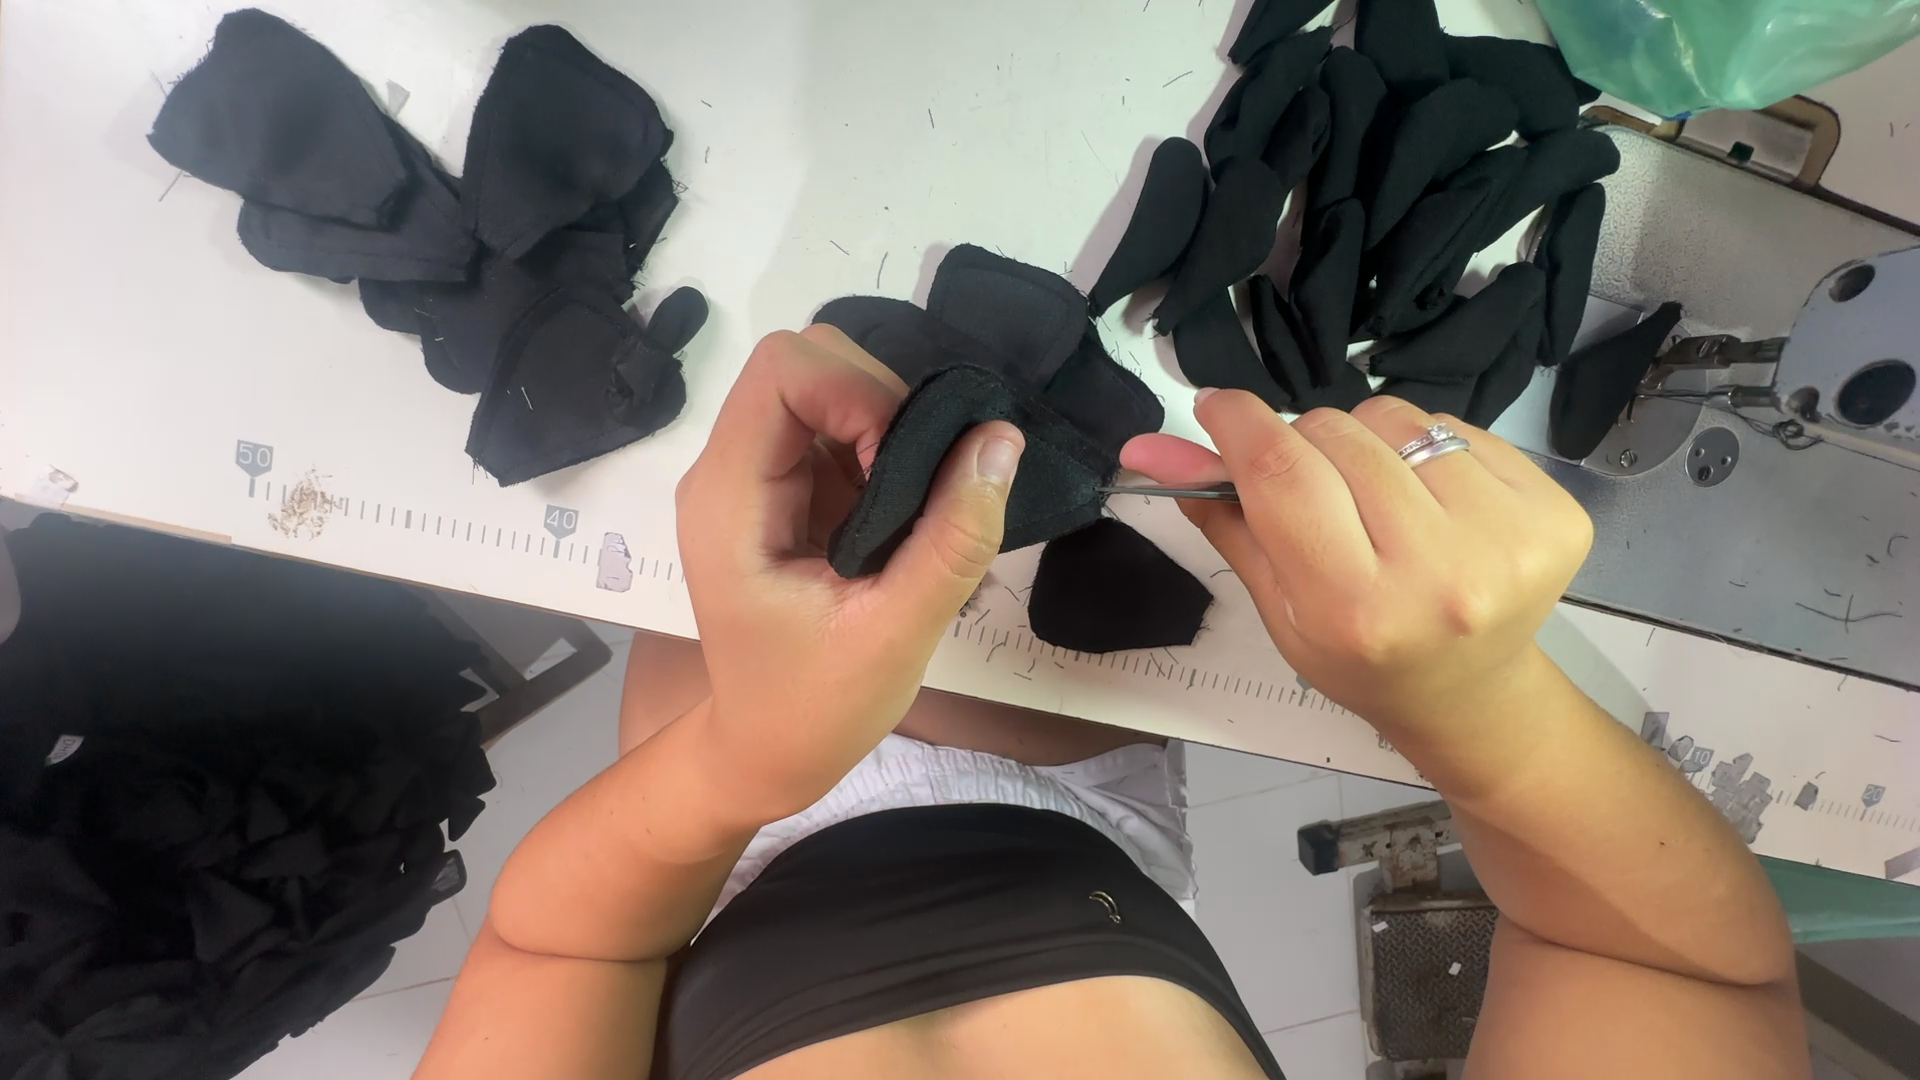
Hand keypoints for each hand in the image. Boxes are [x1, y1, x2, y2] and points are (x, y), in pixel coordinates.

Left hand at [675, 326, 1023, 827]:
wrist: (770, 750)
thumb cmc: (816, 708)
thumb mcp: (896, 634)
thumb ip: (952, 539)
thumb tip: (1001, 439)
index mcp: (730, 500)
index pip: (784, 371)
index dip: (858, 393)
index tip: (903, 469)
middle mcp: (733, 471)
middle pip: (807, 364)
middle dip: (880, 403)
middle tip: (921, 485)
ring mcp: (762, 477)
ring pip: (830, 388)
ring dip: (890, 427)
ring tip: (917, 507)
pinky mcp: (792, 491)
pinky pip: (845, 429)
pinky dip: (890, 450)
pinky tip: (905, 512)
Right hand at [1121, 392, 1591, 741]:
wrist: (1466, 694)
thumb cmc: (1352, 659)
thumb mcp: (1272, 603)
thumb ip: (1220, 517)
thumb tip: (1151, 448)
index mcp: (1352, 606)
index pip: (1281, 474)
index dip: (1237, 424)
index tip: (1213, 405)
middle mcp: (1437, 570)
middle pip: (1332, 435)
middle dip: (1297, 441)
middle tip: (1302, 484)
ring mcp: (1507, 538)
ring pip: (1392, 417)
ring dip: (1360, 440)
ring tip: (1367, 495)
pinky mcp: (1554, 511)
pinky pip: (1452, 425)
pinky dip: (1418, 446)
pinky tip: (1422, 497)